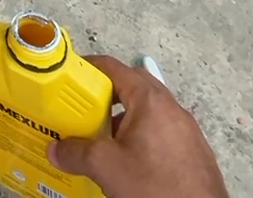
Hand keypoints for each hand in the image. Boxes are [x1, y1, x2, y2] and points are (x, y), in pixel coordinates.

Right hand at [49, 55, 227, 197]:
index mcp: (151, 101)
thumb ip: (76, 152)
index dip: (89, 68)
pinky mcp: (198, 157)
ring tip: (107, 139)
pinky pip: (164, 133)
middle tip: (86, 106)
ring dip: (127, 117)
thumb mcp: (105, 167)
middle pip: (135, 85)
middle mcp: (173, 110)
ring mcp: (189, 134)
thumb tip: (54, 150)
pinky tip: (133, 162)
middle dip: (109, 92)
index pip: (115, 67)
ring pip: (151, 112)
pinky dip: (145, 137)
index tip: (70, 77)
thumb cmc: (154, 186)